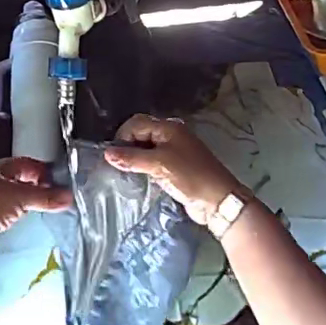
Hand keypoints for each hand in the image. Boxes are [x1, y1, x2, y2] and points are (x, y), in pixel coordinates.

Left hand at [0, 157, 72, 255]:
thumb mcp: (21, 197)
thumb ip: (45, 196)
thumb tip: (67, 196)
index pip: (25, 164)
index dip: (41, 170)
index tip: (57, 180)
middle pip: (19, 180)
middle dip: (35, 187)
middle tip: (52, 195)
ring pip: (12, 198)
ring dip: (26, 203)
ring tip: (41, 210)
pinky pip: (6, 214)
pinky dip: (17, 216)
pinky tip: (24, 224)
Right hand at [104, 115, 243, 225]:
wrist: (218, 201)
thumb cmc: (190, 176)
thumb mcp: (159, 165)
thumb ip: (132, 158)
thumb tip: (106, 153)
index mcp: (168, 127)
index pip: (136, 123)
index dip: (123, 136)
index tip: (114, 155)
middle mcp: (170, 135)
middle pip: (140, 132)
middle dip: (127, 145)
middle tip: (117, 164)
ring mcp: (173, 150)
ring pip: (146, 147)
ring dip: (134, 157)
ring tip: (125, 171)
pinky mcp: (174, 166)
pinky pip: (152, 160)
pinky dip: (143, 165)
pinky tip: (138, 176)